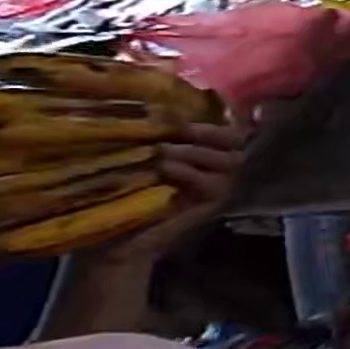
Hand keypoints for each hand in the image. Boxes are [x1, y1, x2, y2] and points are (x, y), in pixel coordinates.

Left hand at [97, 120, 248, 262]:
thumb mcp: (132, 160)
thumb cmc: (115, 196)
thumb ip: (148, 138)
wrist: (114, 239)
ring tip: (163, 152)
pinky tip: (166, 170)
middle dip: (210, 132)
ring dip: (197, 152)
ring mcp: (219, 184)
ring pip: (230, 158)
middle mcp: (216, 166)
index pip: (222, 128)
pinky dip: (190, 172)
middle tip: (179, 131)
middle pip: (235, 140)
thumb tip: (147, 108)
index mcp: (198, 151)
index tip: (177, 114)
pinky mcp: (214, 201)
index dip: (210, 119)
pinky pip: (214, 181)